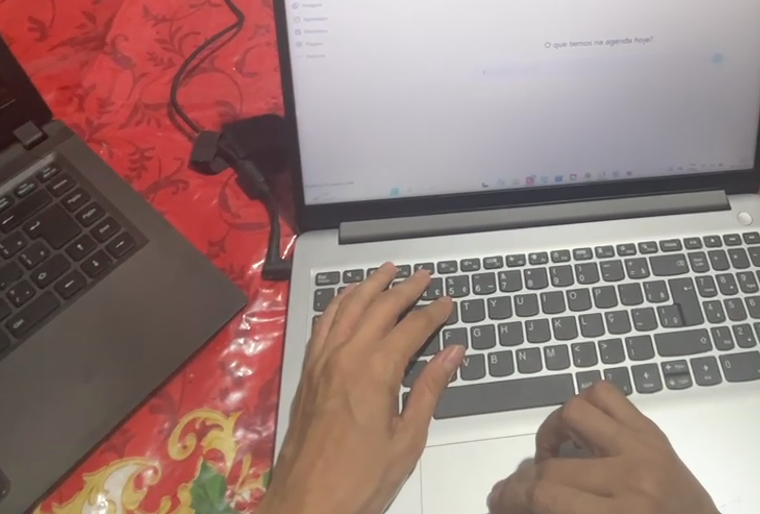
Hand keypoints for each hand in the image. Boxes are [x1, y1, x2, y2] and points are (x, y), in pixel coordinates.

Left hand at [258, 263, 462, 513]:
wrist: (305, 508)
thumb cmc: (361, 480)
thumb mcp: (407, 440)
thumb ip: (430, 389)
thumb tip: (454, 352)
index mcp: (377, 370)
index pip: (412, 327)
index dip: (434, 312)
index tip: (448, 302)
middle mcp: (348, 355)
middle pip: (380, 306)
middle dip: (406, 288)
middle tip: (424, 276)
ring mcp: (323, 360)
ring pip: (348, 306)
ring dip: (371, 284)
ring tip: (388, 270)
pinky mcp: (308, 370)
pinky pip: (323, 323)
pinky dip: (339, 302)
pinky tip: (348, 296)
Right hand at [487, 381, 719, 513]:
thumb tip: (523, 502)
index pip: (547, 496)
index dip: (512, 498)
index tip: (498, 501)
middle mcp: (630, 477)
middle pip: (554, 466)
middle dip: (524, 479)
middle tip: (515, 490)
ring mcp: (643, 445)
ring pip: (576, 412)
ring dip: (552, 432)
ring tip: (551, 454)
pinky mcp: (652, 429)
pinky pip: (608, 395)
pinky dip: (586, 404)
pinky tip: (581, 430)